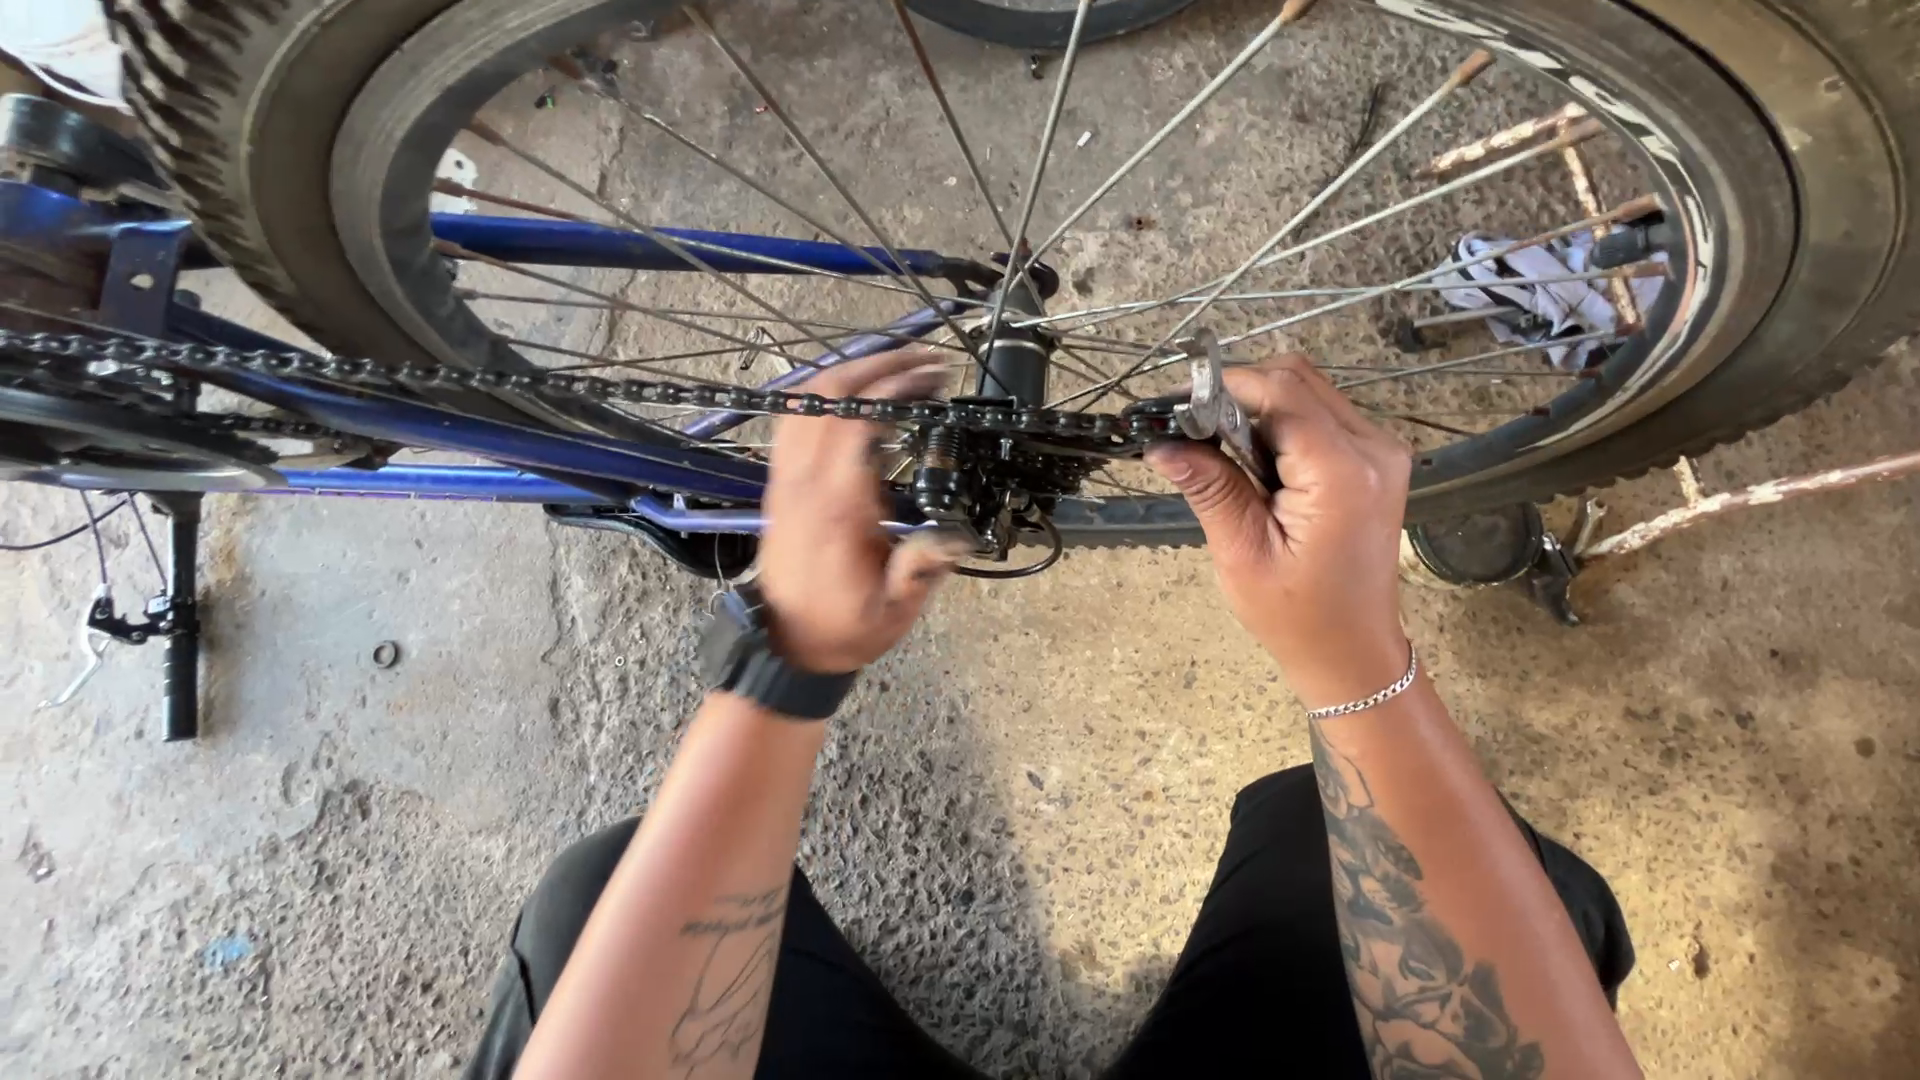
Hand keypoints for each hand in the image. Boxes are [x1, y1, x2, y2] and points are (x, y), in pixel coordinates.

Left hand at [757, 349, 968, 673]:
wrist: (785, 644)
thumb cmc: (842, 627)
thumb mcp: (894, 610)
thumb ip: (923, 567)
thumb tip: (957, 531)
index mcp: (837, 508)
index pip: (859, 421)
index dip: (895, 387)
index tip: (932, 376)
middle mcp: (804, 483)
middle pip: (829, 396)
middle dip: (878, 364)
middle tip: (923, 358)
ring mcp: (785, 479)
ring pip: (803, 401)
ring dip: (847, 371)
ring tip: (892, 361)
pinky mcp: (779, 484)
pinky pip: (790, 421)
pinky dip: (819, 393)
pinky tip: (848, 390)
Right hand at [1145, 354, 1412, 708]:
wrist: (1352, 649)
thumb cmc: (1296, 615)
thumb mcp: (1242, 553)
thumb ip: (1210, 488)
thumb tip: (1161, 445)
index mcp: (1341, 473)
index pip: (1278, 393)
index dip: (1221, 388)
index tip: (1173, 407)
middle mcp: (1372, 448)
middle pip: (1295, 379)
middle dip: (1236, 392)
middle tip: (1191, 430)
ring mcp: (1380, 450)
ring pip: (1307, 390)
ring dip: (1256, 406)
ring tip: (1217, 449)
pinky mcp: (1373, 458)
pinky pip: (1319, 414)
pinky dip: (1278, 422)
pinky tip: (1252, 459)